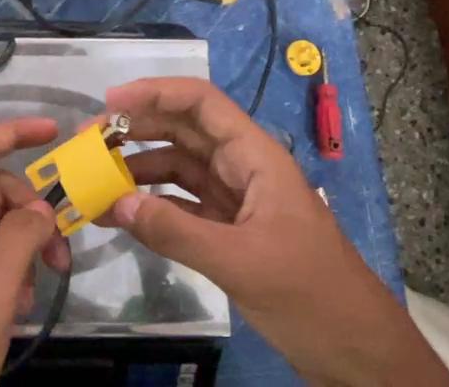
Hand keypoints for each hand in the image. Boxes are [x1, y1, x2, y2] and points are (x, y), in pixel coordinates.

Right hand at [99, 78, 448, 386]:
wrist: (360, 354)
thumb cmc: (311, 294)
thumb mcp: (241, 262)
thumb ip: (176, 231)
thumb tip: (115, 203)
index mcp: (256, 157)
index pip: (201, 103)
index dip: (155, 93)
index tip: (109, 102)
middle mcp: (243, 168)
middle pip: (184, 131)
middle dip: (137, 130)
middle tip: (88, 142)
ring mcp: (238, 201)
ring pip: (180, 169)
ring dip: (139, 170)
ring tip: (94, 178)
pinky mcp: (232, 234)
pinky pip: (184, 207)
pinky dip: (153, 207)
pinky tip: (121, 214)